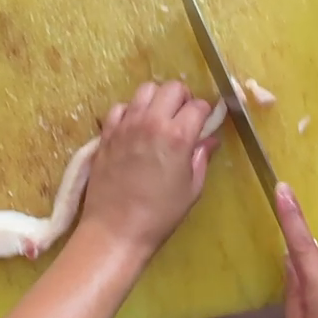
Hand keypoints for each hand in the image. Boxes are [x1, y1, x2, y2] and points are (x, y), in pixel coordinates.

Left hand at [78, 81, 217, 263]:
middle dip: (183, 98)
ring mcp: (126, 124)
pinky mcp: (107, 132)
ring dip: (157, 99)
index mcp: (178, 136)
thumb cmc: (159, 215)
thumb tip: (209, 140)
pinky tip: (135, 126)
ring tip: (159, 117)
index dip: (205, 112)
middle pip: (173, 88)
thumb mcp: (191, 189)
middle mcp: (152, 122)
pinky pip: (121, 106)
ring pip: (146, 89)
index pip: (198, 106)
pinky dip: (131, 110)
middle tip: (183, 117)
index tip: (204, 122)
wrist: (115, 229)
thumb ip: (201, 158)